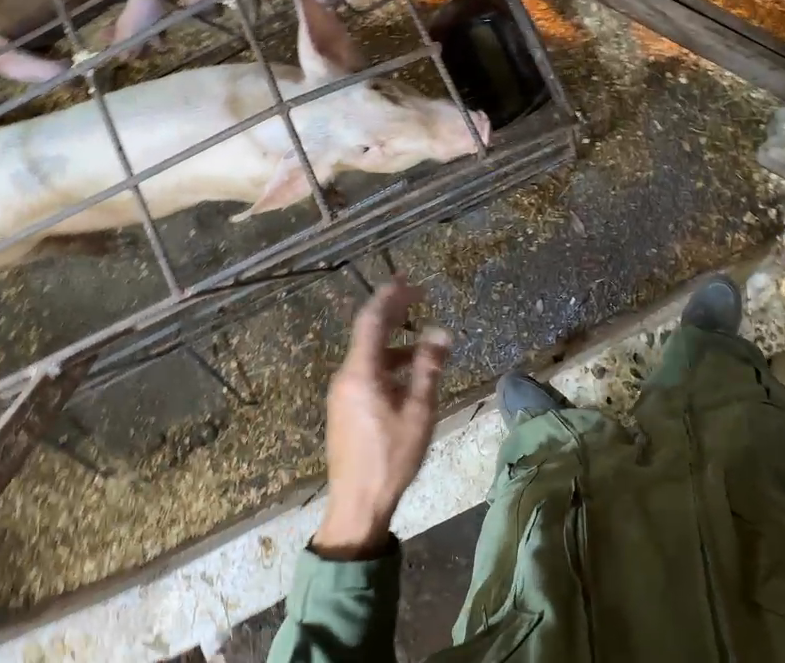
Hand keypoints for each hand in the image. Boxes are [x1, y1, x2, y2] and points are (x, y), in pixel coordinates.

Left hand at [313, 280, 451, 558]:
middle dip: (393, 312)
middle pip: (368, 334)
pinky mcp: (345, 408)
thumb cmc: (391, 457)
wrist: (356, 504)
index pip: (372, 321)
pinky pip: (367, 372)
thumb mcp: (418, 412)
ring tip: (423, 339)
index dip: (390, 297)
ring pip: (369, 355)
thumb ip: (428, 368)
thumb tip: (441, 332)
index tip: (407, 280)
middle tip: (418, 295)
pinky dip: (388, 362)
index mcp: (361, 373)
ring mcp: (343, 393)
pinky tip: (409, 374)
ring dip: (394, 341)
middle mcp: (346, 376)